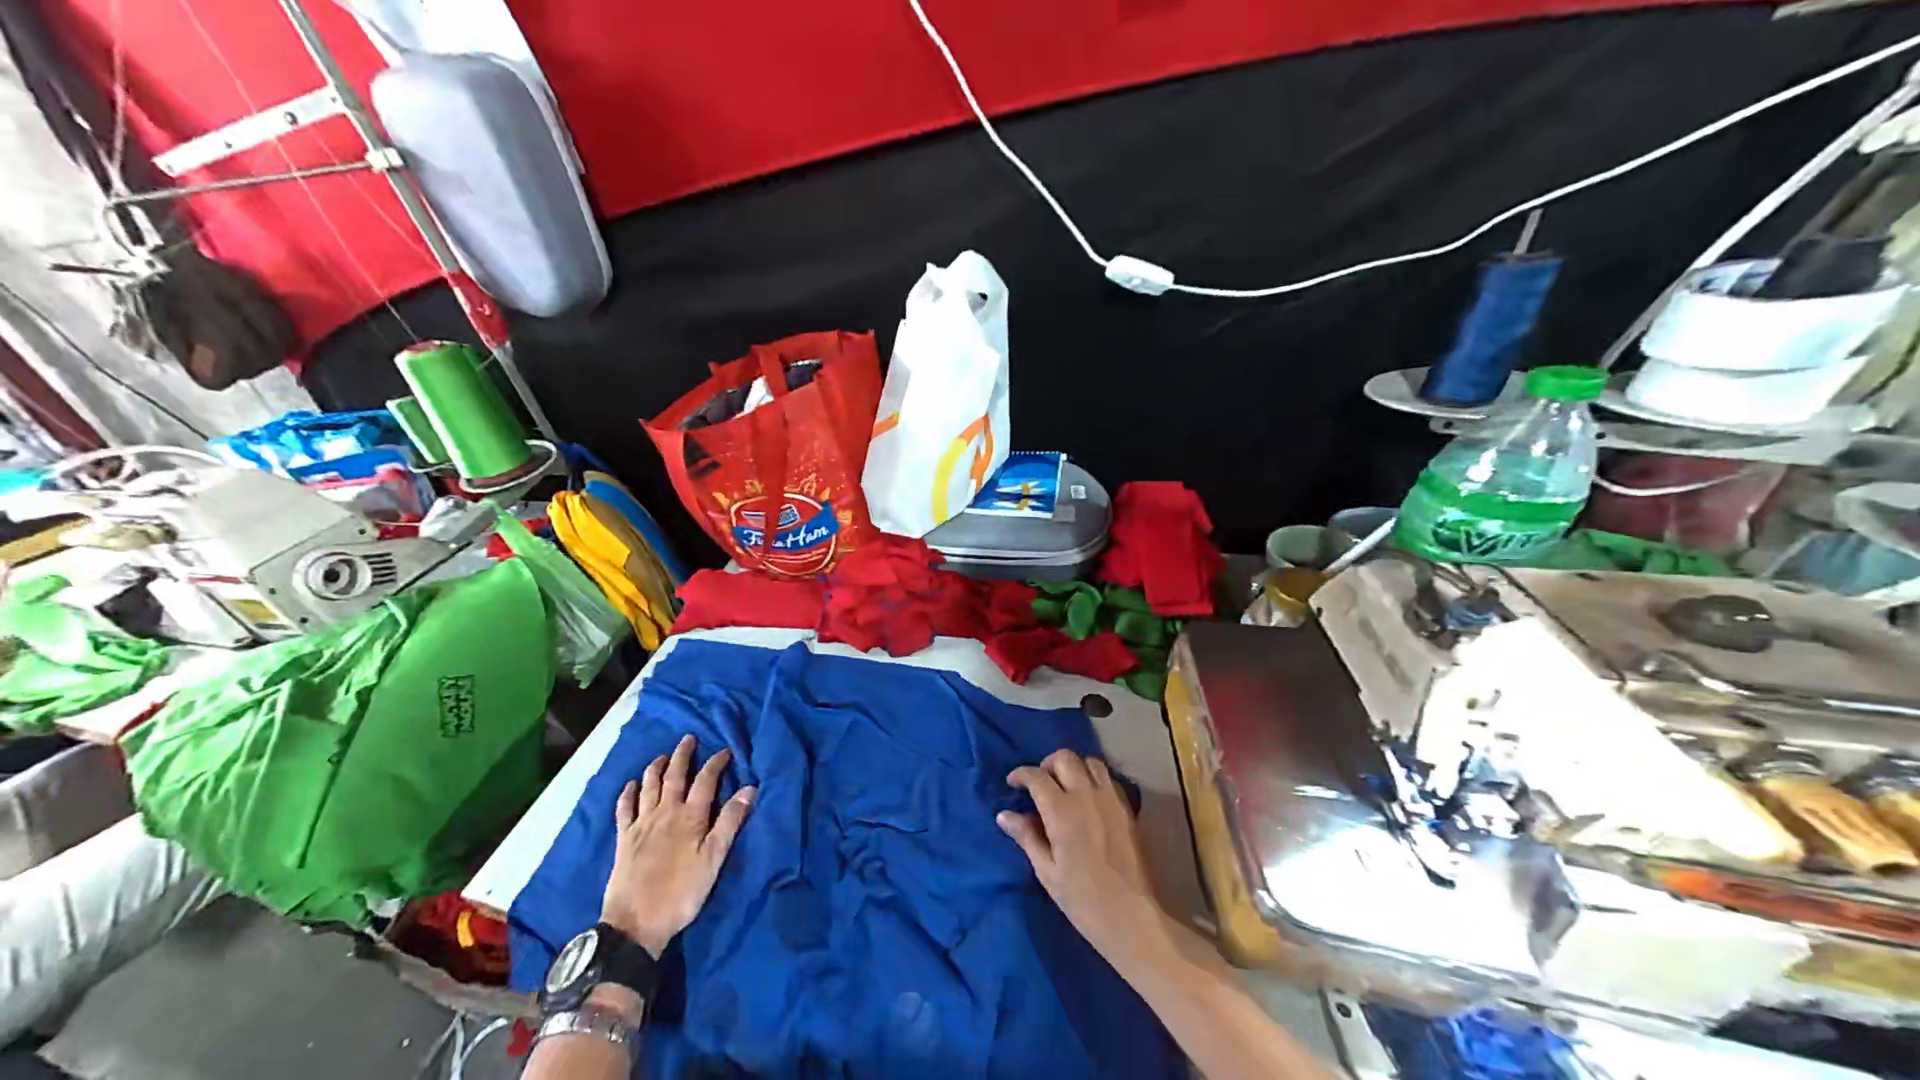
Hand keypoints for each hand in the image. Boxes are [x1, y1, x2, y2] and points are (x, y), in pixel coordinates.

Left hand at [601, 734, 755, 957]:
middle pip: (675, 776)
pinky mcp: (623, 839)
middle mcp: (665, 813)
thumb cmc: (682, 893)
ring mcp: (641, 824)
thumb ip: (730, 822)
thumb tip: (749, 789)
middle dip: (683, 755)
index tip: (725, 751)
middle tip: (689, 739)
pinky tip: (630, 785)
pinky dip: (627, 793)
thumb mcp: (714, 860)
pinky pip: (624, 808)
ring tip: (663, 756)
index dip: (716, 763)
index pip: (706, 780)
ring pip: (649, 786)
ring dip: (656, 768)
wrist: (636, 923)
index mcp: (690, 817)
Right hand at [998, 749, 1161, 959]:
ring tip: (1064, 786)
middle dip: (1047, 764)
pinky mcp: (1127, 809)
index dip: (1021, 775)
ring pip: (1090, 762)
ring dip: (1073, 767)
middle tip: (1039, 784)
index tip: (1013, 784)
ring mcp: (1110, 800)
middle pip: (1065, 758)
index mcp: (1062, 812)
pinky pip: (1108, 778)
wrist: (1132, 917)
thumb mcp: (1047, 872)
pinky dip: (1093, 778)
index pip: (1037, 776)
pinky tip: (1087, 799)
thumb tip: (1005, 815)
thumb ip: (1027, 837)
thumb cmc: (1083, 900)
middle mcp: (1087, 796)